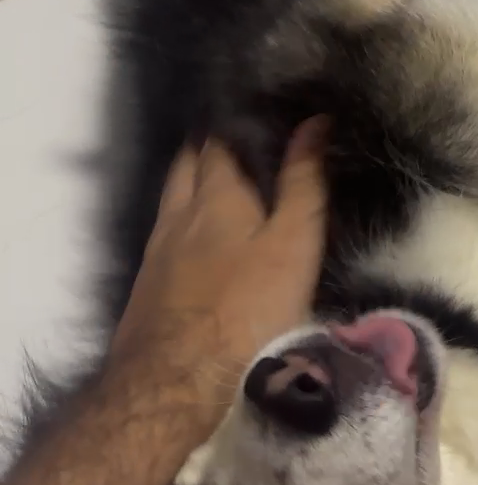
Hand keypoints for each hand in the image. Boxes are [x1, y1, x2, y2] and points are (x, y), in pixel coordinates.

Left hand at [108, 118, 330, 418]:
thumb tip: (316, 122)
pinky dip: (190, 206)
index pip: (220, 144)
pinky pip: (171, 224)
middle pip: (188, 165)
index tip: (267, 108)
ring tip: (226, 166)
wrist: (178, 376)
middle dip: (211, 142)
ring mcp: (159, 248)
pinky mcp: (154, 279)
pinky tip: (207, 222)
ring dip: (196, 173)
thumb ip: (304, 180)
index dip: (240, 122)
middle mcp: (179, 214)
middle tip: (245, 130)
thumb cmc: (252, 299)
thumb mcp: (296, 236)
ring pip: (174, 194)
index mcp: (217, 198)